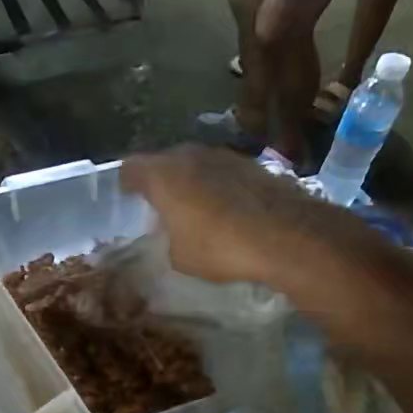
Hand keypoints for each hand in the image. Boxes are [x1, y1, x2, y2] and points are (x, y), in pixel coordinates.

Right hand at [119, 144, 369, 286]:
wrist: (287, 236)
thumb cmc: (220, 247)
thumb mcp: (179, 256)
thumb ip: (168, 237)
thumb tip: (175, 232)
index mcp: (163, 174)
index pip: (130, 167)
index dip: (126, 183)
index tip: (127, 198)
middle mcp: (191, 156)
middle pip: (164, 160)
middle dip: (159, 180)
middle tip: (159, 204)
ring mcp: (225, 156)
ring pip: (196, 163)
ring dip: (191, 180)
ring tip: (193, 207)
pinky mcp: (253, 164)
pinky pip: (222, 171)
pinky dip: (217, 185)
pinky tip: (225, 209)